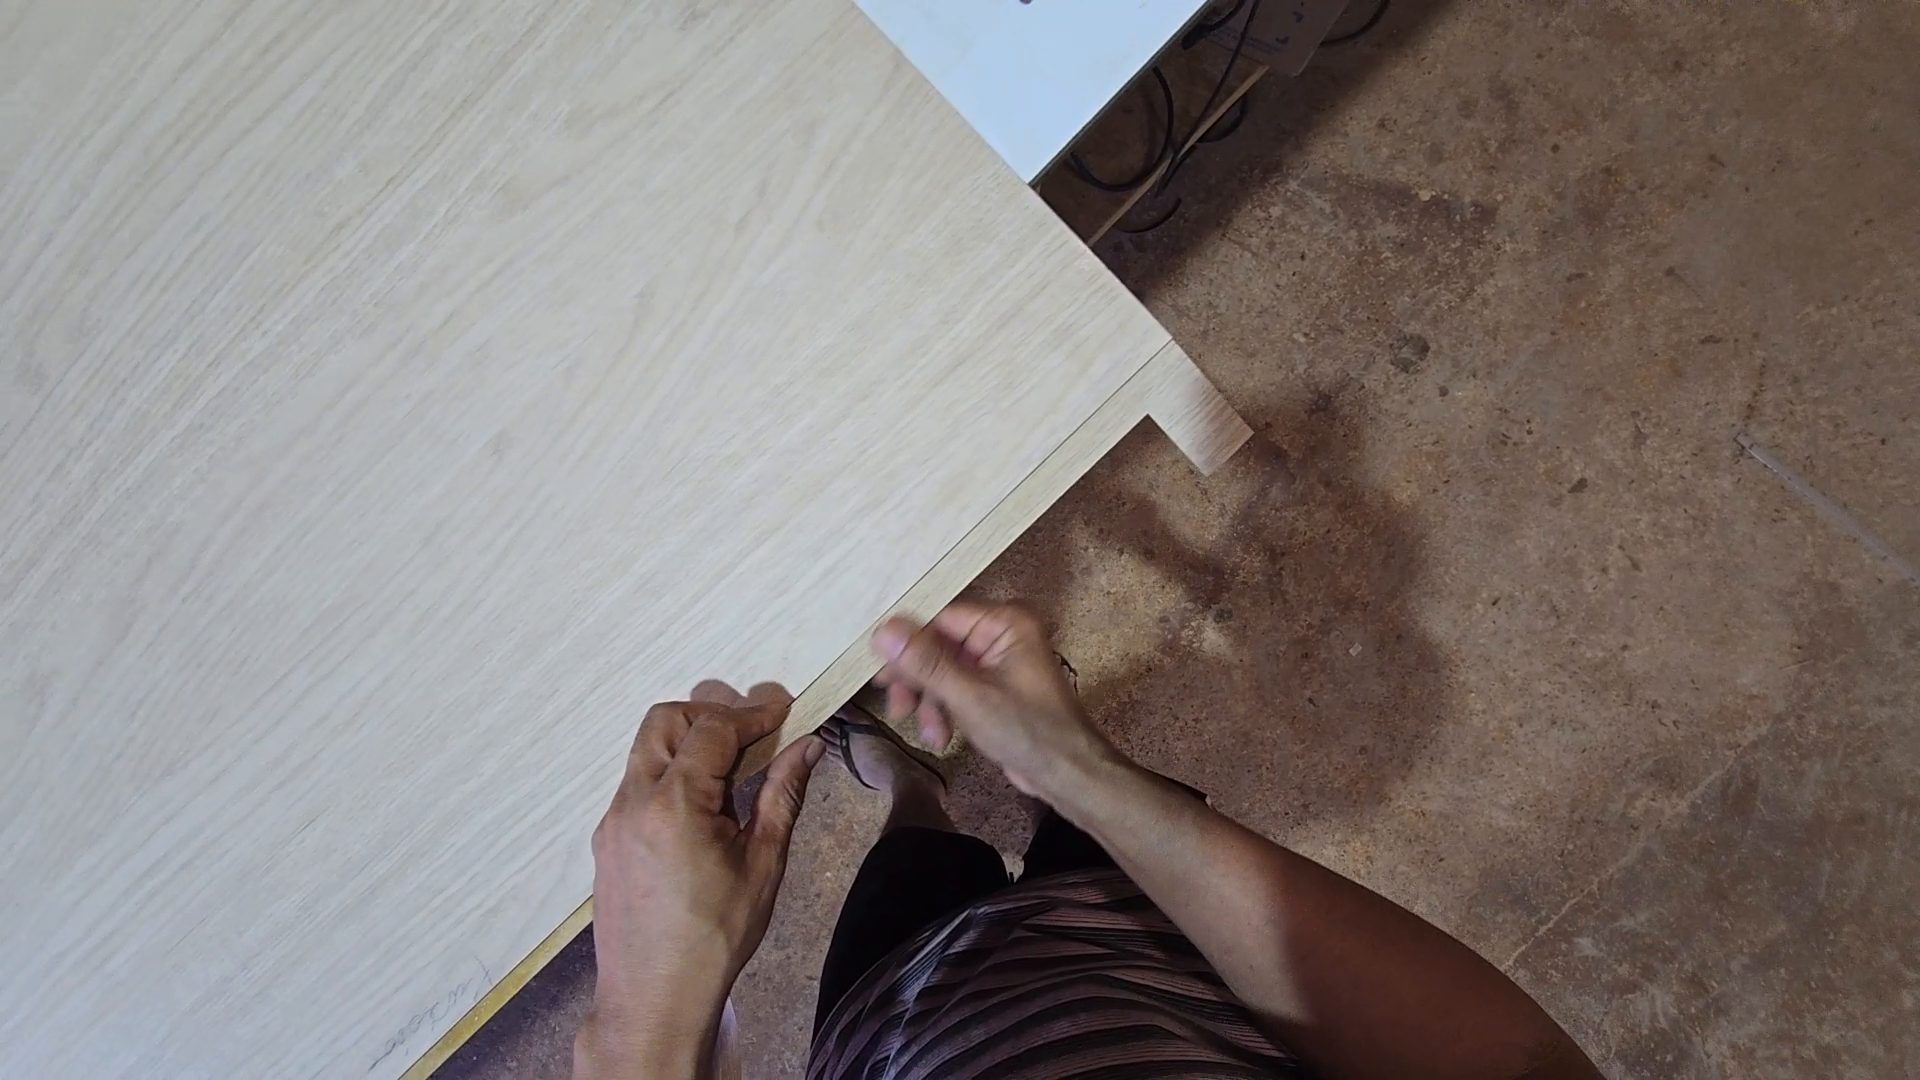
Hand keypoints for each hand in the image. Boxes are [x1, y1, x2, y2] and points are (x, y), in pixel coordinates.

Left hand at [575, 700, 824, 1078]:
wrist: (653, 1000)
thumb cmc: (717, 934)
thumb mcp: (764, 862)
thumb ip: (784, 793)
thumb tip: (810, 743)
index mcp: (674, 805)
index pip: (712, 728)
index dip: (753, 714)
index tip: (785, 714)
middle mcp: (633, 801)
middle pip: (665, 720)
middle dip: (711, 713)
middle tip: (751, 734)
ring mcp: (612, 819)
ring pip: (646, 746)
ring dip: (689, 739)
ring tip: (731, 767)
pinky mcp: (607, 837)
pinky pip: (638, 779)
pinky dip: (672, 768)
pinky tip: (703, 801)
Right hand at [871, 601, 1118, 797]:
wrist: (1067, 774)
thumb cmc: (1027, 731)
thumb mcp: (969, 696)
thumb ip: (925, 662)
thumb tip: (884, 631)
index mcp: (1004, 622)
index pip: (940, 619)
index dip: (908, 644)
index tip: (880, 671)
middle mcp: (1001, 633)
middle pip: (938, 645)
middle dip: (918, 681)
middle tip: (898, 707)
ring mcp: (997, 660)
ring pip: (942, 669)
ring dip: (930, 701)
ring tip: (930, 734)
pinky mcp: (994, 685)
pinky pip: (955, 686)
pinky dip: (944, 709)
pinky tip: (942, 737)